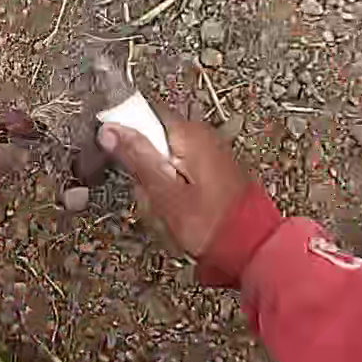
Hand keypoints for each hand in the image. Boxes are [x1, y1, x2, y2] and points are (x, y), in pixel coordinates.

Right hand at [97, 114, 250, 258]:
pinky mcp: (214, 170)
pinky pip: (181, 174)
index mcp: (189, 134)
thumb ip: (137, 157)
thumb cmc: (209, 223)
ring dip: (159, 185)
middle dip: (145, 169)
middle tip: (151, 196)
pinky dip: (175, 191)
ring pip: (166, 161)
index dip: (127, 135)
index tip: (121, 160)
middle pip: (154, 141)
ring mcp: (210, 153)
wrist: (250, 248)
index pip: (145, 114)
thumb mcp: (164, 192)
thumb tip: (110, 130)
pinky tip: (181, 212)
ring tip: (168, 209)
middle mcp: (202, 136)